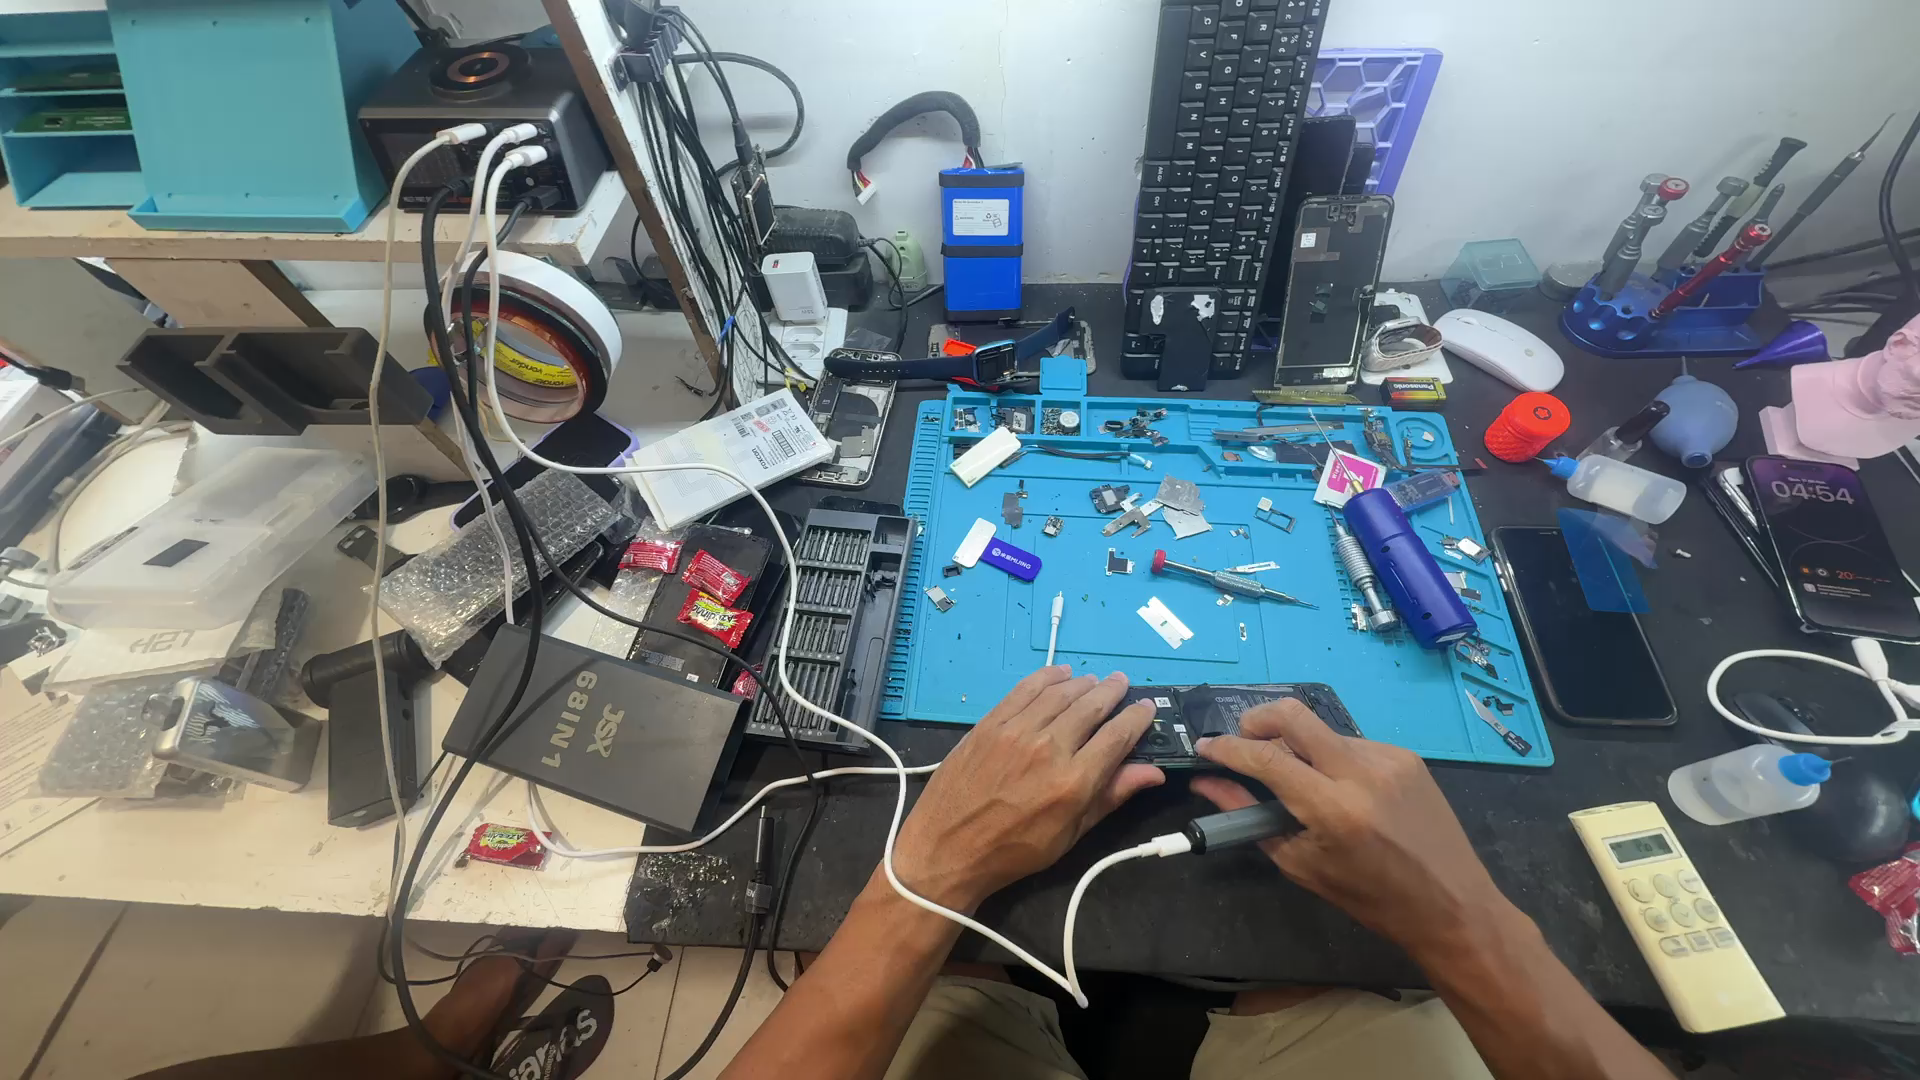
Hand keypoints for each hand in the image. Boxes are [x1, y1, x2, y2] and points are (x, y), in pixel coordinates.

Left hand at [891, 666, 1164, 911]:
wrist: (948, 847)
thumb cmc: (1014, 850)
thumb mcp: (1070, 835)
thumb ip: (1111, 796)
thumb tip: (1152, 772)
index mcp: (1073, 782)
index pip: (1117, 736)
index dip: (1137, 718)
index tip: (1147, 706)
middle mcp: (1048, 747)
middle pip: (1090, 706)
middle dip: (1112, 692)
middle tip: (1122, 683)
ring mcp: (1016, 730)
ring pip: (1059, 693)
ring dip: (1083, 683)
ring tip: (1095, 680)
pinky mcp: (991, 722)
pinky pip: (1024, 689)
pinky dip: (1046, 677)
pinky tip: (1060, 674)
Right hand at [1192, 701, 1512, 960]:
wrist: (1456, 909)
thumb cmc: (1369, 898)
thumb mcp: (1298, 862)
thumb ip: (1246, 816)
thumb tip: (1205, 782)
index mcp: (1333, 810)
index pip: (1265, 758)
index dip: (1227, 748)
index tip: (1205, 747)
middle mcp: (1361, 773)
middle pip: (1292, 714)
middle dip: (1256, 719)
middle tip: (1244, 741)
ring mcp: (1388, 759)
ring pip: (1319, 730)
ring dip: (1297, 747)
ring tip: (1302, 782)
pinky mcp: (1405, 756)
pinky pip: (1349, 743)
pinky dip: (1330, 758)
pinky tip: (1341, 789)